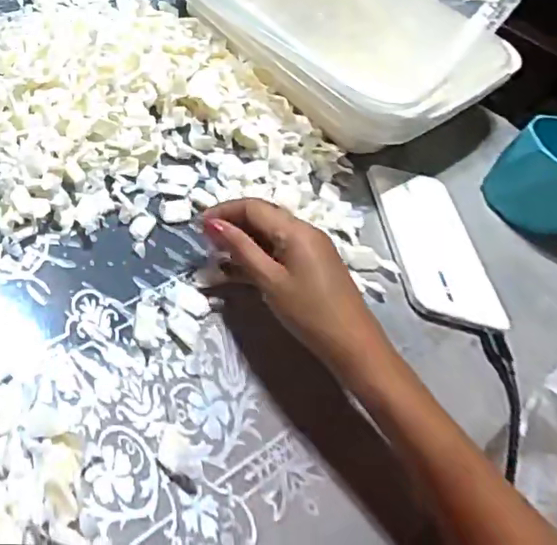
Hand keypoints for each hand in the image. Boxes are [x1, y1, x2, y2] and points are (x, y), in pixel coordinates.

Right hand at [203, 199, 394, 385]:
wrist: (357, 350)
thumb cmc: (310, 313)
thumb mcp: (269, 280)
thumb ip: (239, 248)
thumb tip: (212, 223)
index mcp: (296, 230)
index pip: (252, 206)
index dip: (223, 211)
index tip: (199, 226)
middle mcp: (305, 231)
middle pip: (261, 215)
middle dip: (232, 223)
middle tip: (207, 241)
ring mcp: (312, 247)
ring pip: (270, 232)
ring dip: (243, 239)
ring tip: (219, 255)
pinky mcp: (314, 263)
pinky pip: (280, 247)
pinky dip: (259, 252)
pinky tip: (242, 268)